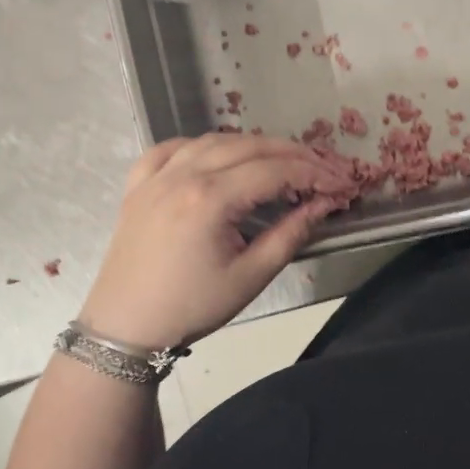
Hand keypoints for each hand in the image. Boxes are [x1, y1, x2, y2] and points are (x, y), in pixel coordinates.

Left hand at [76, 134, 357, 351]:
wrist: (126, 328)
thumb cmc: (193, 306)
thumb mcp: (252, 275)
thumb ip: (291, 234)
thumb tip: (324, 204)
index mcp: (210, 199)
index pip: (275, 170)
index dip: (315, 173)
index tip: (342, 184)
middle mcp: (182, 176)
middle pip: (250, 146)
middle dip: (295, 154)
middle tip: (326, 169)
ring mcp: (156, 177)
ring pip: (214, 140)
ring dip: (255, 145)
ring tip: (285, 161)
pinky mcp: (138, 186)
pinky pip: (172, 149)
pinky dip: (203, 146)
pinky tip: (221, 156)